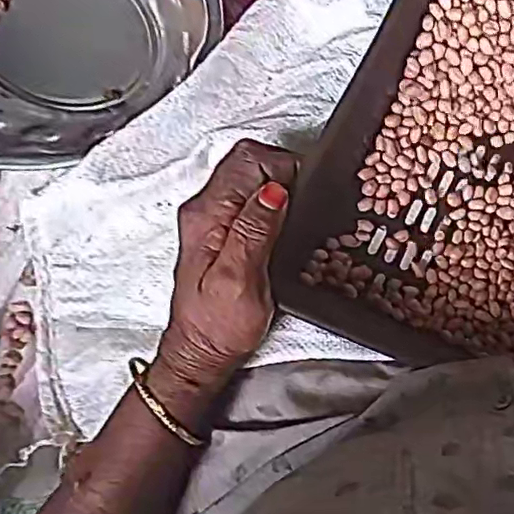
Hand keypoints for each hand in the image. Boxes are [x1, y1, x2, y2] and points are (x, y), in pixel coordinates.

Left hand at [154, 140, 296, 396]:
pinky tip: (291, 218)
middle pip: (248, 162)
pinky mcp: (226, 231)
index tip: (308, 193)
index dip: (285, 169)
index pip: (248, 162)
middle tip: (311, 200)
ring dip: (282, 184)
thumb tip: (274, 191)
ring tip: (306, 208)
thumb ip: (255, 231)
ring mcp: (215, 219)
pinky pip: (252, 198)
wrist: (202, 351)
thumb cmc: (220, 324)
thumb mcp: (240, 278)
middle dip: (285, 170)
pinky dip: (276, 199)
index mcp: (208, 215)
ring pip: (252, 177)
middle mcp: (207, 209)